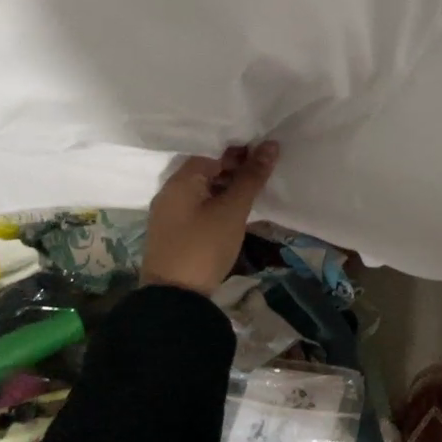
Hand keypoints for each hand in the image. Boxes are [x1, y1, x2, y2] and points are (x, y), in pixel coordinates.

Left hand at [140, 142, 279, 294]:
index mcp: (180, 181)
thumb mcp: (233, 209)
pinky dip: (220, 198)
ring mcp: (171, 211)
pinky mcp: (176, 228)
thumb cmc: (204, 245)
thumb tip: (271, 145)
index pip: (212, 151)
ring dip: (230, 183)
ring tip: (258, 184)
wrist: (175, 297)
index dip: (240, 147)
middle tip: (267, 166)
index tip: (266, 149)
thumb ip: (252, 176)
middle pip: (207, 167)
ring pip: (205, 186)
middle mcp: (171, 191)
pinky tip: (239, 204)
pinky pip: (201, 202)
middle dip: (237, 165)